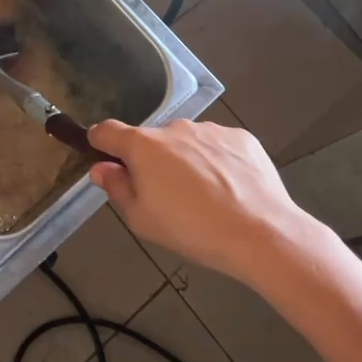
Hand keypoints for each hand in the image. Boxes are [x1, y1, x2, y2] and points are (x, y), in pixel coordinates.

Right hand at [88, 119, 318, 282]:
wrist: (261, 233)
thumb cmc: (192, 230)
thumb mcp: (142, 220)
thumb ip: (117, 189)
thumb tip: (101, 168)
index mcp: (143, 146)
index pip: (108, 131)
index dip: (100, 143)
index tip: (104, 158)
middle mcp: (174, 128)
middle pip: (151, 141)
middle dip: (152, 162)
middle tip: (166, 197)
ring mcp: (210, 129)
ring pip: (187, 143)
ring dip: (186, 161)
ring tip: (205, 198)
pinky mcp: (241, 137)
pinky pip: (219, 146)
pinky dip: (218, 162)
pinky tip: (231, 190)